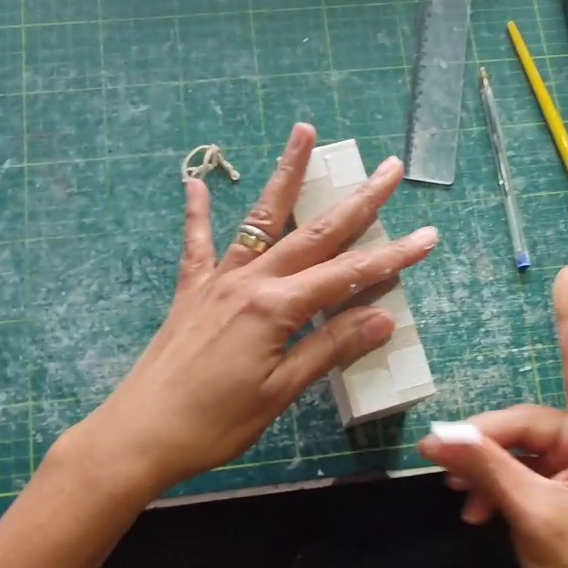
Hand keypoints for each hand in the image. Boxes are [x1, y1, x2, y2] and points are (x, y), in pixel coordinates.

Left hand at [65, 124, 437, 496]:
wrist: (138, 434)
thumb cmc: (215, 424)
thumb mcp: (280, 392)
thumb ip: (330, 349)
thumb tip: (384, 318)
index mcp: (276, 308)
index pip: (349, 276)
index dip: (393, 257)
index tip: (429, 235)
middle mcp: (250, 282)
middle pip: (315, 233)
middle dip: (358, 201)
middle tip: (389, 167)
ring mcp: (217, 282)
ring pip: (262, 220)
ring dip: (286, 175)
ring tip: (303, 133)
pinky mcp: (191, 292)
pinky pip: (197, 245)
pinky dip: (198, 213)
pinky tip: (195, 183)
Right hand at [418, 265, 567, 567]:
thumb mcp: (531, 516)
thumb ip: (486, 469)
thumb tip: (438, 438)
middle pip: (528, 422)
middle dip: (486, 444)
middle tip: (442, 466)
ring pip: (519, 447)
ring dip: (486, 470)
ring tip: (459, 497)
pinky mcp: (564, 486)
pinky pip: (521, 470)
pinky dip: (495, 486)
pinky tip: (475, 512)